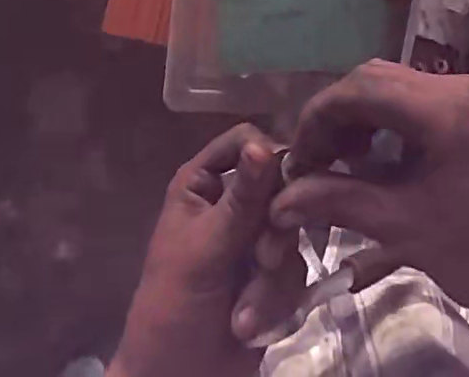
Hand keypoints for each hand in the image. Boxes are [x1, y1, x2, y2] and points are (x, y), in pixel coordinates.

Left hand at [109, 123, 302, 376]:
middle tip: (265, 259)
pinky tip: (251, 327)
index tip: (283, 186)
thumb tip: (265, 145)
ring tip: (245, 313)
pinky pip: (296, 271)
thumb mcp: (206, 251)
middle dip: (274, 231)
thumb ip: (242, 200)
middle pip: (279, 185)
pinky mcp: (273, 276)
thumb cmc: (173, 310)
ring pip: (291, 231)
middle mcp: (231, 202)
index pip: (245, 141)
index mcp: (203, 183)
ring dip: (272, 278)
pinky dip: (277, 301)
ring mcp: (254, 239)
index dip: (267, 157)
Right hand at [268, 61, 468, 323]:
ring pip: (387, 83)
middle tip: (314, 158)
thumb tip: (280, 198)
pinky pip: (407, 96)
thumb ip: (338, 201)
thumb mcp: (402, 226)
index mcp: (442, 109)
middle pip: (372, 78)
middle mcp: (451, 86)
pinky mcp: (463, 106)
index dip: (319, 116)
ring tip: (338, 158)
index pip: (361, 89)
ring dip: (355, 114)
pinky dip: (378, 119)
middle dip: (335, 114)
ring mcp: (460, 92)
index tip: (299, 155)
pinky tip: (368, 153)